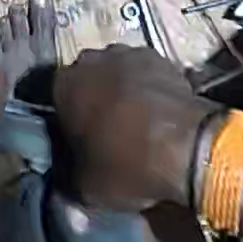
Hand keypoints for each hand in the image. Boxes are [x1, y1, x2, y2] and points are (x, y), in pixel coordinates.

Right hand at [52, 44, 215, 210]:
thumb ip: (68, 175)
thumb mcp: (88, 187)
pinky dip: (147, 85)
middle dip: (94, 99)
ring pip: (113, 71)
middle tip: (110, 130)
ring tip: (138, 120)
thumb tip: (64, 173)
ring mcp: (121, 53)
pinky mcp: (154, 56)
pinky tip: (159, 110)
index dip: (69, 120)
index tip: (81, 140)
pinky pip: (143, 70)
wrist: (186, 145)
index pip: (56, 99)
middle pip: (85, 79)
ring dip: (120, 89)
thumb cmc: (129, 164)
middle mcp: (85, 60)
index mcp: (62, 86)